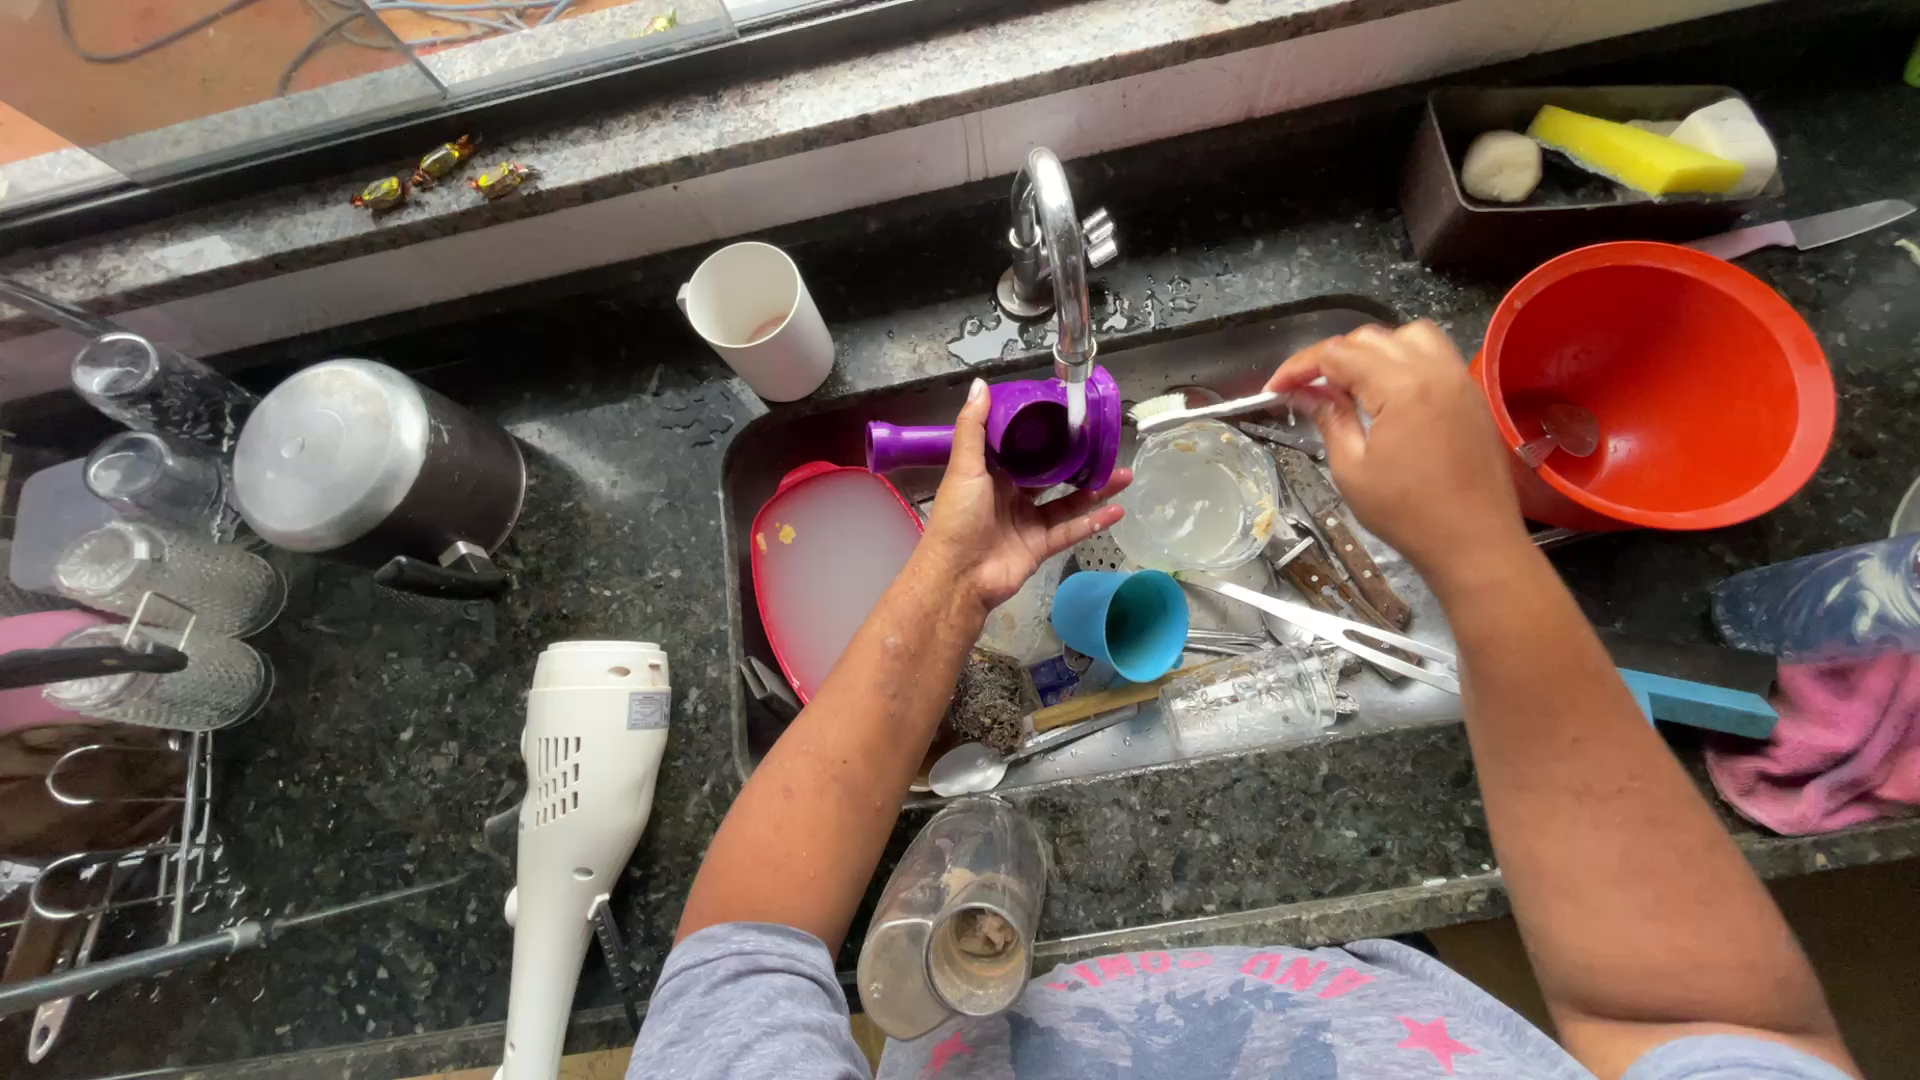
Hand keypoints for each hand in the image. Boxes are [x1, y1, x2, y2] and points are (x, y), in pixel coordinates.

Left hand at [921, 378, 1130, 610]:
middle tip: (1105, 445)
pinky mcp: (1040, 546)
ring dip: (1095, 490)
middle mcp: (1011, 495)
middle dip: (1077, 462)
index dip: (1044, 434)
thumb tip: (981, 384)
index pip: (1022, 448)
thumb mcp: (963, 467)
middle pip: (1051, 474)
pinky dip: (1094, 522)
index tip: (1069, 417)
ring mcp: (1028, 522)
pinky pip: (1071, 531)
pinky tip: (1118, 509)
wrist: (957, 576)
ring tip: (1123, 474)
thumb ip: (974, 427)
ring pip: (1067, 502)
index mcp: (991, 474)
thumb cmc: (957, 517)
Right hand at [1264, 321, 1528, 585]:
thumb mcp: (1351, 468)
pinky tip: (1386, 392)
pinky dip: (1403, 360)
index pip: (1337, 355)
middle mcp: (1434, 371)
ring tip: (1349, 383)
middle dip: (1330, 358)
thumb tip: (1309, 393)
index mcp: (1400, 387)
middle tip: (1306, 389)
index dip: (1299, 367)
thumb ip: (1329, 419)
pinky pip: (1434, 355)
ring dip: (1370, 351)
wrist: (1473, 541)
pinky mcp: (1471, 395)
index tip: (1275, 388)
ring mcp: (1459, 379)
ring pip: (1407, 337)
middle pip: (1370, 339)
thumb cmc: (1405, 512)